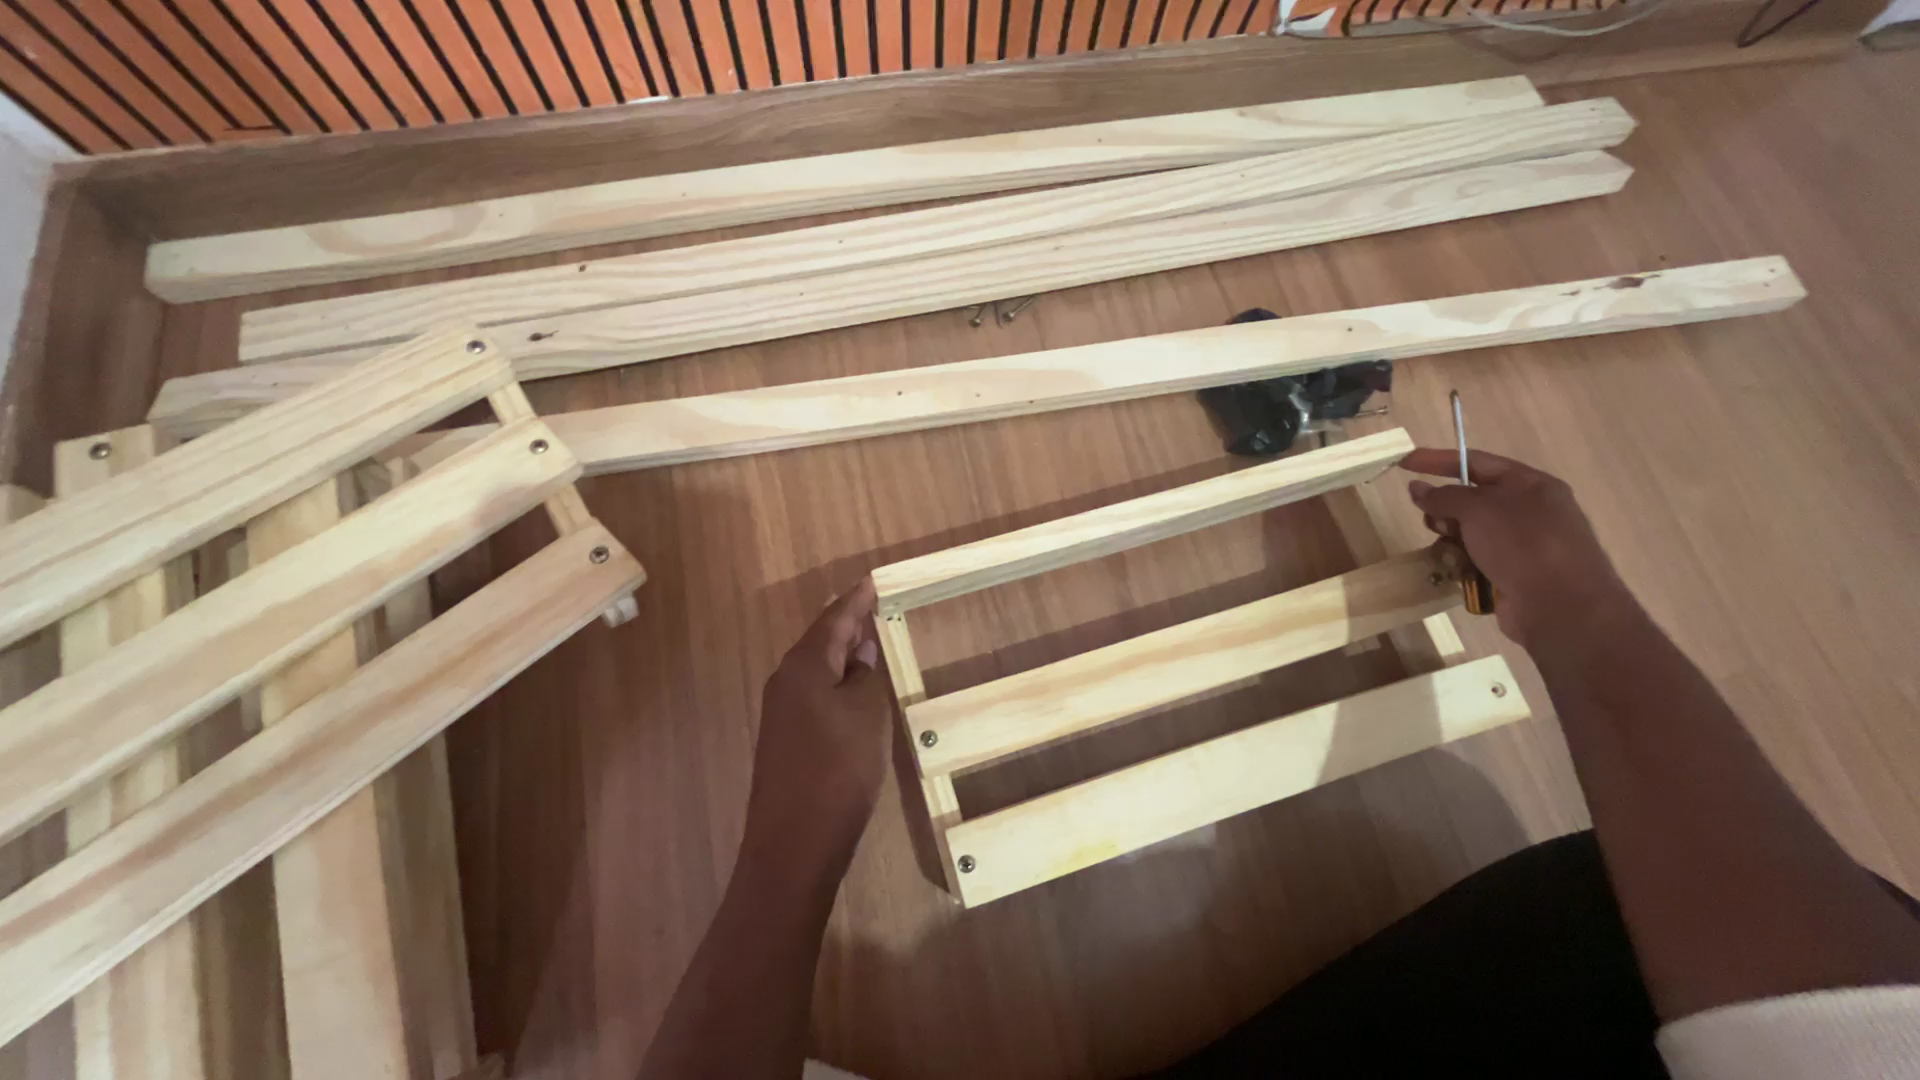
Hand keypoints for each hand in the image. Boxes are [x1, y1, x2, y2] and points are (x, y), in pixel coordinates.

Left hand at [745, 579, 891, 856]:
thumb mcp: (866, 715)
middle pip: (819, 642)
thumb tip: (860, 652)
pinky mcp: (785, 741)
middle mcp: (785, 682)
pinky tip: (850, 690)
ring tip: (866, 640)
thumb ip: (865, 676)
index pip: (833, 620)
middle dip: (846, 623)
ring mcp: (780, 714)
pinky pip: (813, 694)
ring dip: (841, 654)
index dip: (855, 601)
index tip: (872, 581)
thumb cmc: (838, 770)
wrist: (795, 843)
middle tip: (872, 606)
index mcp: (804, 667)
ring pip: (815, 669)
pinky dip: (834, 682)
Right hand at [1403, 449, 1634, 648]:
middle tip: (1437, 523)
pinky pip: (1473, 558)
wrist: (1560, 605)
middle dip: (1445, 510)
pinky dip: (1462, 563)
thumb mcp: (1478, 510)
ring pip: (1466, 532)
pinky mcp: (1511, 572)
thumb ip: (1444, 495)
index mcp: (1530, 485)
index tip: (1405, 463)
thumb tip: (1417, 488)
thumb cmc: (1523, 545)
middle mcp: (1528, 511)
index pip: (1477, 462)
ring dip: (1451, 540)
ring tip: (1454, 554)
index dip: (1438, 460)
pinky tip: (1462, 573)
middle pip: (1469, 500)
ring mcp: (1521, 544)